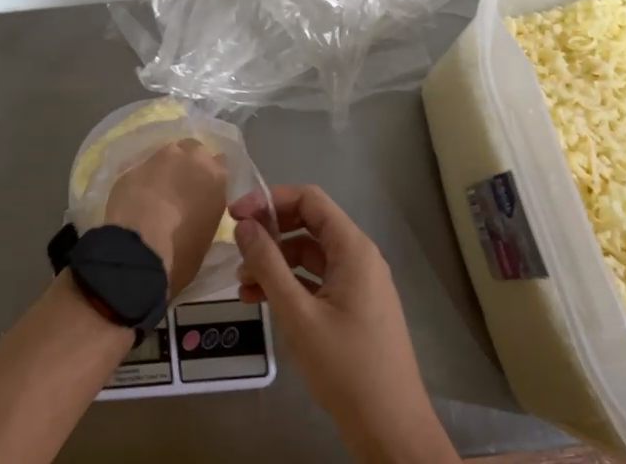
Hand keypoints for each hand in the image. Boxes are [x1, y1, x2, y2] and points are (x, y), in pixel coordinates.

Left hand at [105, 139, 226, 297]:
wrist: (137, 251)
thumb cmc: (181, 253)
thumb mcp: (207, 234)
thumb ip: (206, 210)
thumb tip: (197, 209)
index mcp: (215, 177)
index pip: (220, 162)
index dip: (210, 176)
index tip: (205, 189)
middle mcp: (189, 159)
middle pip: (193, 149)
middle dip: (189, 163)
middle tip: (182, 186)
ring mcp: (158, 159)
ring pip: (166, 154)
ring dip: (165, 168)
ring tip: (158, 191)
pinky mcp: (132, 168)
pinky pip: (143, 170)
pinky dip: (143, 180)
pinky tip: (137, 198)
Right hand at [231, 185, 456, 463]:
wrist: (390, 427)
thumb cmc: (345, 365)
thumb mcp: (297, 313)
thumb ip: (268, 264)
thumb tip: (244, 225)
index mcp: (353, 249)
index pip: (309, 199)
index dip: (270, 199)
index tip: (236, 215)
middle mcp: (359, 258)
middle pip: (308, 224)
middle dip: (269, 232)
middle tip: (235, 247)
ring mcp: (358, 284)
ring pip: (308, 255)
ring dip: (274, 262)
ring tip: (242, 284)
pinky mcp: (353, 308)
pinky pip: (315, 280)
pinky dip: (288, 284)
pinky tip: (260, 301)